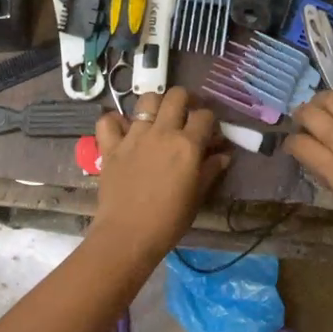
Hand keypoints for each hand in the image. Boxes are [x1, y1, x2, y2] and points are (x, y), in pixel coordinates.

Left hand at [91, 87, 229, 258]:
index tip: (210, 133)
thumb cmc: (168, 221)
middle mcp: (162, 132)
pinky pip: (108, 121)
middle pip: (177, 95)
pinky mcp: (111, 146)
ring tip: (158, 118)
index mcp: (187, 144)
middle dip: (186, 100)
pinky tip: (123, 131)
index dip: (210, 121)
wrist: (128, 236)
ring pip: (147, 100)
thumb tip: (224, 155)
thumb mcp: (197, 197)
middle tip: (186, 115)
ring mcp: (134, 136)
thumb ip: (210, 170)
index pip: (205, 116)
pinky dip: (115, 122)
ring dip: (155, 104)